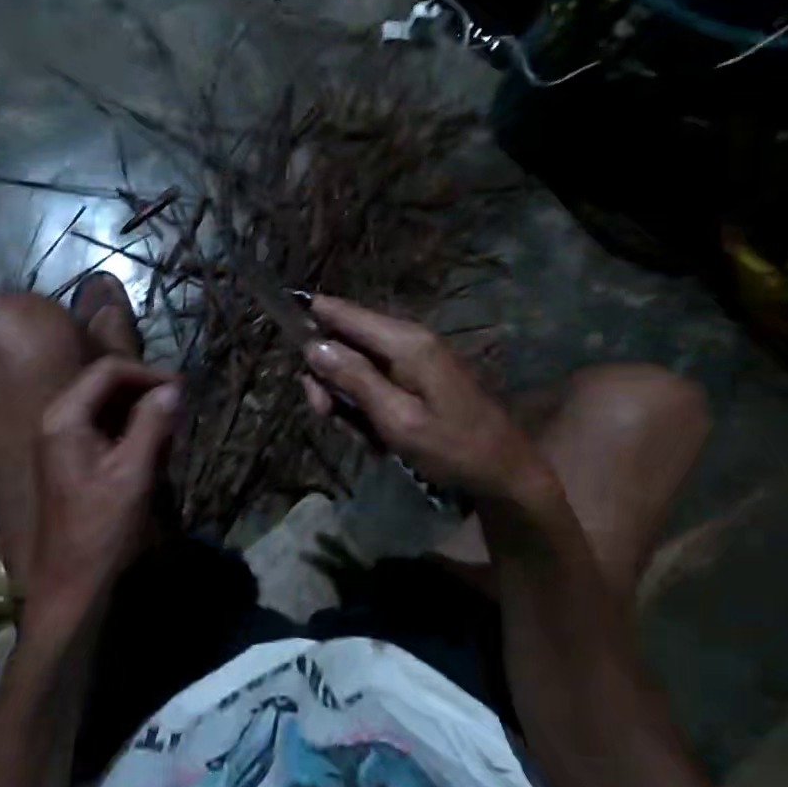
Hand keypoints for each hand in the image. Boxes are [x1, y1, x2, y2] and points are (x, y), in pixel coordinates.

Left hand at [29, 357, 180, 625]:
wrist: (71, 584)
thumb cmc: (101, 528)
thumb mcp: (133, 473)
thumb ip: (152, 424)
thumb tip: (173, 388)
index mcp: (64, 416)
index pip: (107, 370)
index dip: (147, 373)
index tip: (182, 388)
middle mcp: (56, 419)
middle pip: (104, 383)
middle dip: (144, 392)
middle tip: (179, 410)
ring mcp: (60, 438)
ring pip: (106, 405)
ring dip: (140, 412)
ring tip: (171, 433)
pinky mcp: (69, 457)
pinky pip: (102, 427)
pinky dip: (129, 431)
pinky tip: (153, 451)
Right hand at [299, 296, 558, 505]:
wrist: (506, 474)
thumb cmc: (453, 448)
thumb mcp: (397, 419)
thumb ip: (354, 379)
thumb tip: (313, 346)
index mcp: (405, 342)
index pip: (343, 312)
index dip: (310, 316)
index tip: (281, 330)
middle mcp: (408, 340)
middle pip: (345, 340)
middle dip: (327, 376)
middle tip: (324, 413)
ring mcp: (413, 359)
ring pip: (355, 365)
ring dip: (345, 398)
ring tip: (357, 434)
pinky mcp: (416, 378)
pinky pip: (374, 382)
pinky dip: (365, 407)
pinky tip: (375, 436)